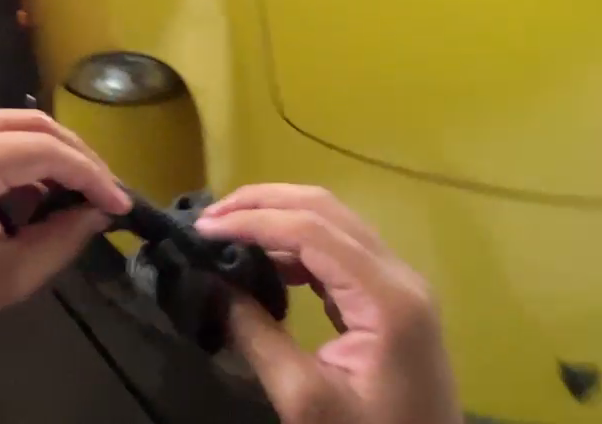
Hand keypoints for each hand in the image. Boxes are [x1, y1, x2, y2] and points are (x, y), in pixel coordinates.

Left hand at [0, 109, 131, 354]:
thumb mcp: (7, 275)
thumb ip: (60, 238)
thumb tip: (97, 213)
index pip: (46, 149)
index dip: (91, 175)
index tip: (122, 206)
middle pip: (31, 124)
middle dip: (75, 155)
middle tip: (106, 194)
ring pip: (12, 124)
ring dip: (50, 153)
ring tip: (81, 194)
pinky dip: (22, 155)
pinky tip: (39, 190)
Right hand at [194, 185, 459, 423]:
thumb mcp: (304, 398)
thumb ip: (254, 332)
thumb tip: (211, 280)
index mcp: (387, 299)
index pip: (309, 229)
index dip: (250, 221)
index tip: (201, 231)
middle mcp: (400, 277)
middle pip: (323, 208)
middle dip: (259, 203)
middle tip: (209, 218)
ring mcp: (399, 284)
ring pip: (329, 218)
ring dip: (274, 215)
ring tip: (226, 229)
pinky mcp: (390, 297)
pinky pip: (336, 244)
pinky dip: (292, 238)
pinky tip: (261, 256)